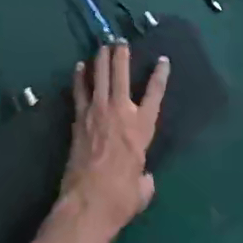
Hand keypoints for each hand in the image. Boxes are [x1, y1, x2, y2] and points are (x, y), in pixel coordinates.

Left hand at [56, 43, 170, 242]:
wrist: (89, 201)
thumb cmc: (121, 198)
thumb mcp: (143, 189)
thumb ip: (144, 176)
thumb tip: (142, 176)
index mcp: (142, 128)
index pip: (155, 94)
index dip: (160, 75)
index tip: (163, 60)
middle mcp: (120, 112)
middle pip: (121, 74)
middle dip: (121, 54)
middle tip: (121, 41)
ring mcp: (97, 111)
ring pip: (99, 75)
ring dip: (101, 57)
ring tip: (102, 45)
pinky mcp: (79, 117)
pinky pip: (79, 89)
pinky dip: (79, 76)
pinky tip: (78, 66)